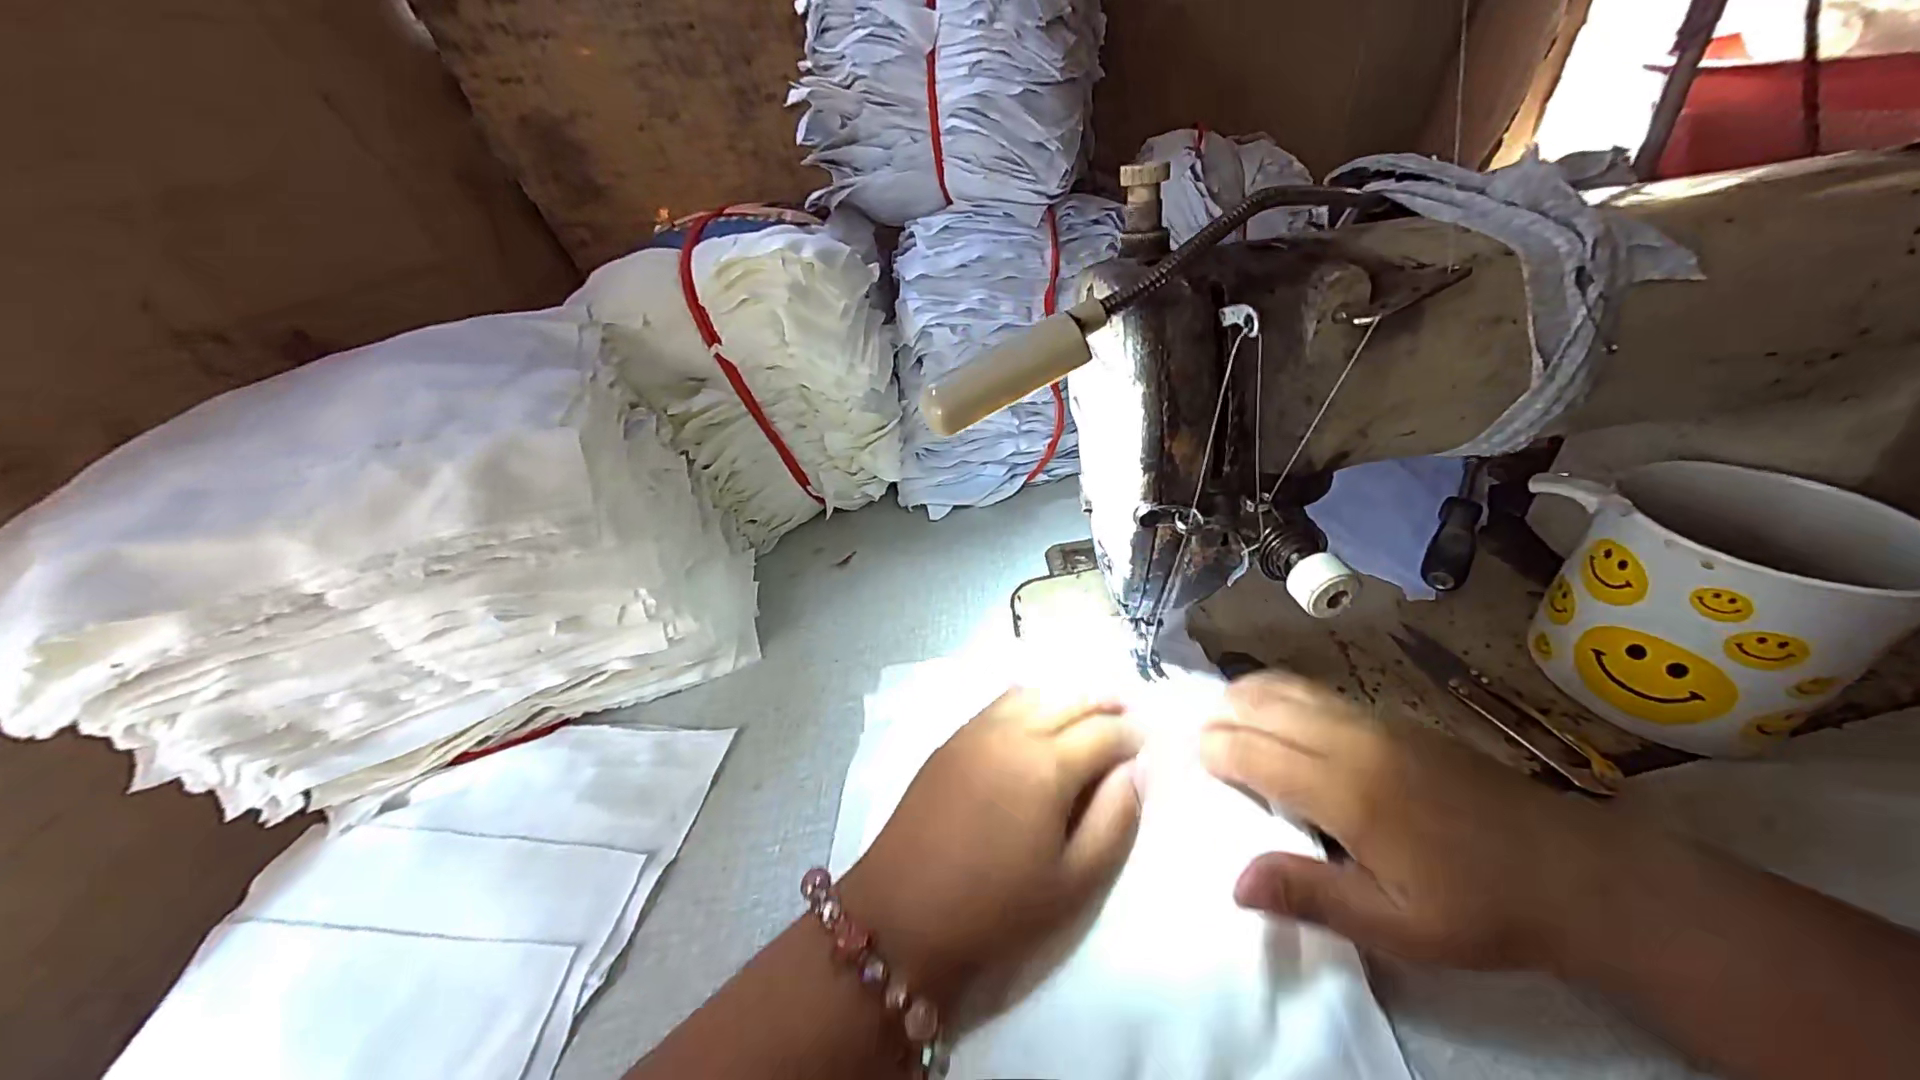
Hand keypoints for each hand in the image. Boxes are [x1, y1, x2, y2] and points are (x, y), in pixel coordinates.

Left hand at [839, 688, 1142, 1004]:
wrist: (902, 915)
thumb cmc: (997, 909)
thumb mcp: (1075, 882)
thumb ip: (1114, 820)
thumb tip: (1133, 771)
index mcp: (1046, 764)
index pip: (1102, 732)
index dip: (1130, 736)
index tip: (1147, 743)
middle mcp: (1011, 733)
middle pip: (1068, 700)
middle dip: (1103, 704)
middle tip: (1126, 714)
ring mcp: (974, 732)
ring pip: (1031, 694)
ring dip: (1064, 697)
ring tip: (1086, 714)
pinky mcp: (950, 741)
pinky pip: (999, 704)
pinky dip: (1029, 701)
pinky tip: (1036, 718)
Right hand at [1200, 672, 1669, 972]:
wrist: (1579, 872)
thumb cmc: (1479, 908)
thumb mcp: (1395, 925)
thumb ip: (1311, 895)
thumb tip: (1235, 882)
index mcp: (1346, 790)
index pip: (1252, 751)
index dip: (1213, 752)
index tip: (1195, 765)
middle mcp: (1352, 739)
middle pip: (1260, 704)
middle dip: (1220, 718)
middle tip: (1203, 747)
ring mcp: (1376, 720)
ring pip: (1286, 687)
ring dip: (1245, 698)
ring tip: (1227, 724)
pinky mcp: (1394, 716)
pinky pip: (1315, 689)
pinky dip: (1278, 693)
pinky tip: (1278, 718)